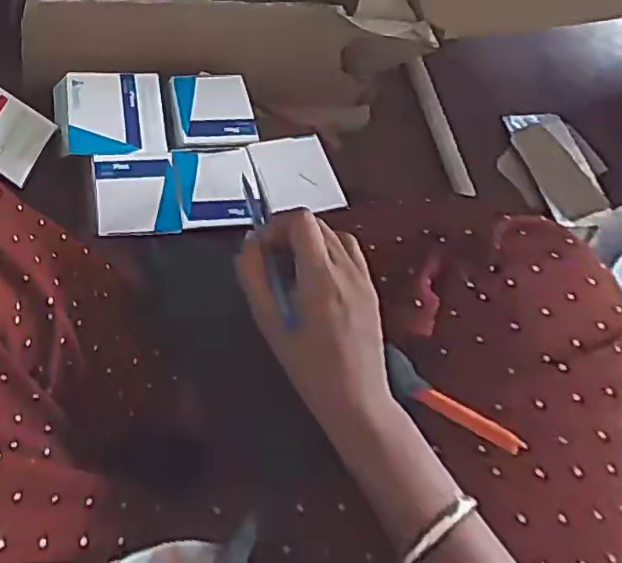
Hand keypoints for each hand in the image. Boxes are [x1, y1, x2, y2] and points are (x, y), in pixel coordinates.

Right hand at [235, 211, 392, 430]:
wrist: (358, 402)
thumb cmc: (308, 367)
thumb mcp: (268, 322)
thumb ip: (253, 276)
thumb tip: (249, 243)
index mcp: (321, 278)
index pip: (302, 220)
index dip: (276, 224)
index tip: (262, 247)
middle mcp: (347, 271)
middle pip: (315, 223)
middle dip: (287, 232)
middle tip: (271, 260)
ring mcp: (364, 278)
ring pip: (332, 233)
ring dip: (308, 240)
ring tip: (292, 267)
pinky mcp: (372, 288)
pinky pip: (348, 251)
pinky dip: (327, 250)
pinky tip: (315, 276)